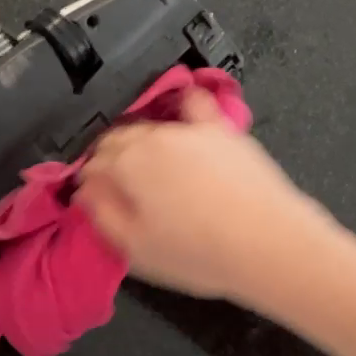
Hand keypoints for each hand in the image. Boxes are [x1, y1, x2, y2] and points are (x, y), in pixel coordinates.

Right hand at [75, 88, 345, 302]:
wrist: (271, 245)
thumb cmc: (201, 252)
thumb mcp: (136, 247)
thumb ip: (102, 214)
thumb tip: (84, 193)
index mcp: (126, 165)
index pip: (93, 163)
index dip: (89, 179)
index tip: (93, 194)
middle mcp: (153, 138)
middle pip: (117, 139)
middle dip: (110, 157)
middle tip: (118, 185)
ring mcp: (189, 130)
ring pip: (150, 126)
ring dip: (140, 141)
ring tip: (149, 167)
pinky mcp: (222, 130)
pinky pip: (196, 103)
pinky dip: (183, 103)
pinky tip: (180, 107)